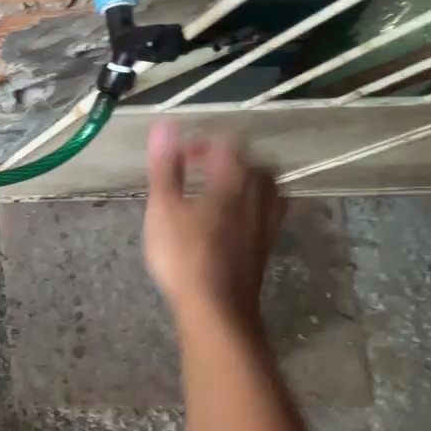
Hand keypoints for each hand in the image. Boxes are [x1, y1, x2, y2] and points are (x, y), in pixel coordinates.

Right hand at [143, 121, 284, 321]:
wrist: (216, 305)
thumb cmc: (183, 255)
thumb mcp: (163, 209)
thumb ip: (166, 167)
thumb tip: (164, 126)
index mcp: (233, 180)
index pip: (227, 144)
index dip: (202, 141)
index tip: (177, 152)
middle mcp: (258, 194)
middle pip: (252, 162)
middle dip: (226, 158)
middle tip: (196, 166)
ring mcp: (267, 219)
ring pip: (265, 185)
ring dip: (243, 178)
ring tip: (217, 186)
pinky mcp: (267, 241)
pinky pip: (267, 208)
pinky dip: (251, 201)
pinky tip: (234, 214)